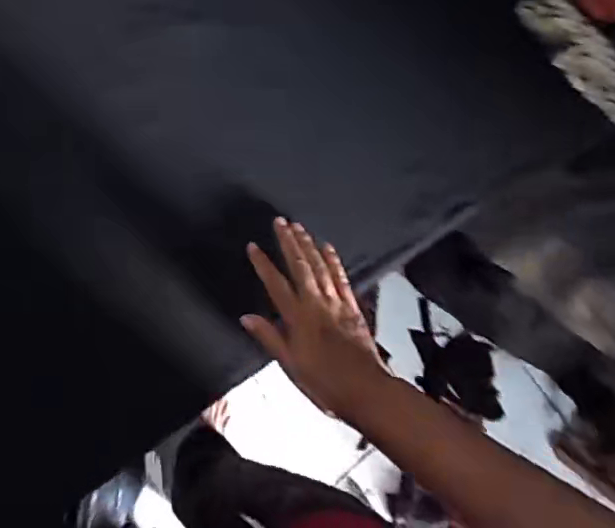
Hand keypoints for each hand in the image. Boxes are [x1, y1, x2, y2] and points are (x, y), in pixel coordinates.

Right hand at [241, 219, 393, 421]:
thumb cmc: (326, 384)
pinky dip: (333, 261)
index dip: (263, 263)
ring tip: (299, 226)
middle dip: (288, 242)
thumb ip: (269, 338)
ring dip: (308, 244)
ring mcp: (336, 303)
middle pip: (299, 266)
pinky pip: (341, 278)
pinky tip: (328, 247)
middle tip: (280, 221)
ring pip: (319, 267)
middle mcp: (315, 304)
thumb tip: (246, 317)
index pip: (275, 284)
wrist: (368, 393)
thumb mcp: (291, 366)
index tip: (253, 246)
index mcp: (297, 318)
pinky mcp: (353, 308)